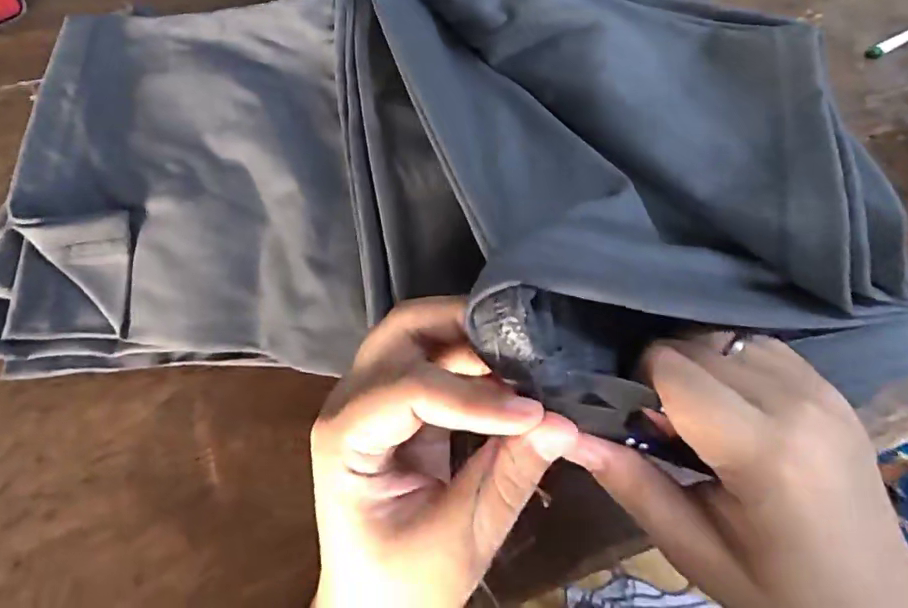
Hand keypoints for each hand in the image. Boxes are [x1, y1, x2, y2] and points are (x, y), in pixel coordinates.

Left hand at [311, 298, 578, 607]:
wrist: (372, 607)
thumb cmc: (402, 585)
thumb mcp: (461, 541)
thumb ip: (509, 476)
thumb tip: (562, 424)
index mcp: (346, 437)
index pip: (410, 390)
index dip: (472, 396)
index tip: (531, 409)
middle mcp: (349, 400)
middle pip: (402, 332)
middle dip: (460, 327)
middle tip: (518, 343)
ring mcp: (369, 394)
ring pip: (415, 332)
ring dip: (466, 336)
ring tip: (518, 359)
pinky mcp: (394, 399)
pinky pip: (429, 356)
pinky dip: (468, 357)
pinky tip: (503, 374)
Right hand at [567, 337, 907, 607]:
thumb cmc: (780, 593)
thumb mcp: (697, 551)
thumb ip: (631, 484)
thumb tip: (570, 436)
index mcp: (763, 449)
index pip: (671, 366)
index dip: (643, 384)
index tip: (646, 427)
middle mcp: (794, 401)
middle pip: (694, 344)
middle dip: (669, 375)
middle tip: (674, 432)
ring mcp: (819, 387)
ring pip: (722, 337)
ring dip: (701, 365)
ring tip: (708, 418)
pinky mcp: (830, 383)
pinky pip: (756, 344)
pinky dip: (733, 362)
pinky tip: (739, 406)